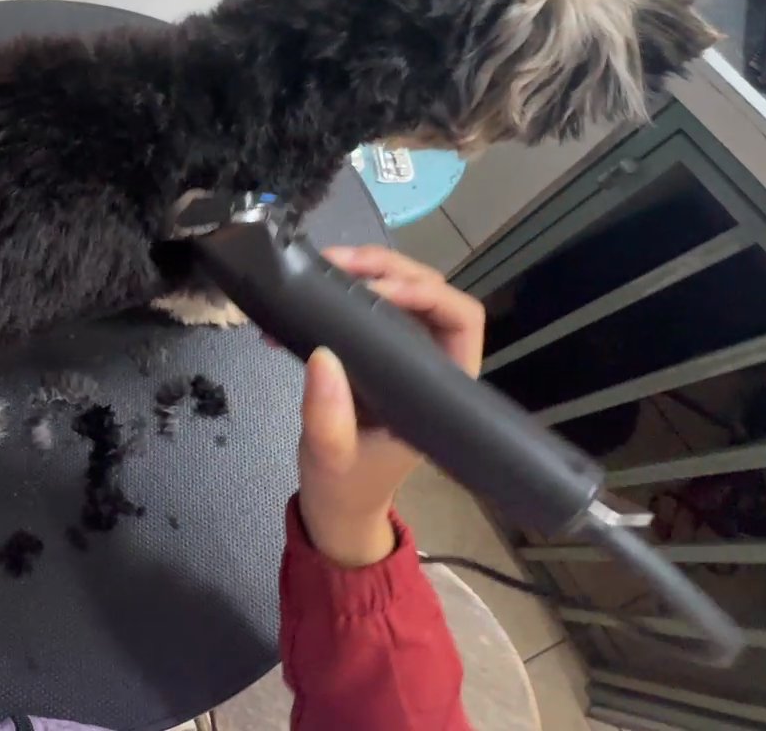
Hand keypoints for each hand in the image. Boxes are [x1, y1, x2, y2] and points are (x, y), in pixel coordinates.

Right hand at [296, 246, 484, 567]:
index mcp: (441, 389)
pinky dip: (338, 290)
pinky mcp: (369, 351)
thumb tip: (321, 354)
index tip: (378, 290)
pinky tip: (306, 292)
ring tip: (320, 264)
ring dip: (362, 270)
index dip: (425, 294)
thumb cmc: (345, 485)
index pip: (460, 320)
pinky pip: (363, 306)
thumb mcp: (331, 457)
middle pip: (426, 291)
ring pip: (395, 291)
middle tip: (338, 262)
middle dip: (386, 267)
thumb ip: (327, 416)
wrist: (333, 503)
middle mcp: (427, 363)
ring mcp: (398, 354)